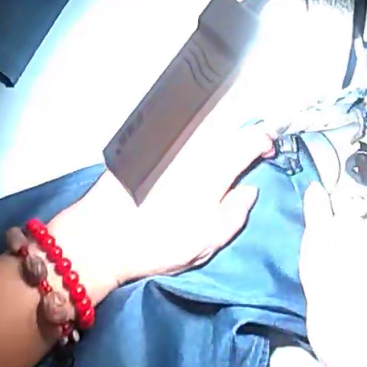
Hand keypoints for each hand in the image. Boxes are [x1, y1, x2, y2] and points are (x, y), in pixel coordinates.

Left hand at [49, 125, 272, 299]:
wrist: (99, 236)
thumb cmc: (155, 244)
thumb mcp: (205, 241)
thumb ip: (234, 213)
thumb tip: (249, 190)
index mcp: (212, 170)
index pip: (247, 140)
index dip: (263, 138)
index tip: (268, 145)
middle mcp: (191, 147)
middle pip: (226, 124)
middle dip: (241, 130)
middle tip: (248, 144)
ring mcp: (167, 141)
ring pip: (202, 123)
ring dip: (218, 126)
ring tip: (222, 142)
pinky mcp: (146, 141)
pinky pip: (177, 126)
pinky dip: (191, 128)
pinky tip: (190, 141)